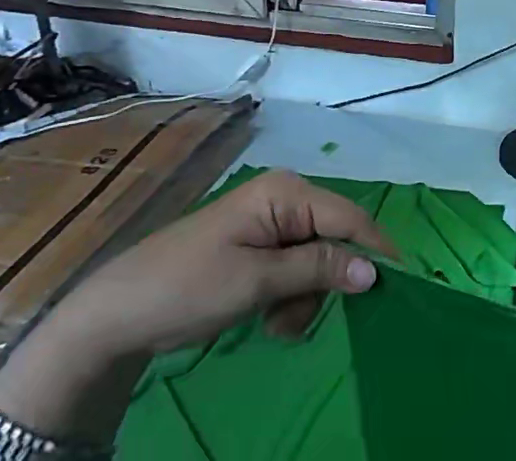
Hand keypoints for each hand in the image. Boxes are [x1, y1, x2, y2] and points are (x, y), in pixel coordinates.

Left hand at [40, 167, 396, 356]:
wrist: (118, 313)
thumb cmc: (187, 286)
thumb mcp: (257, 281)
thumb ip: (317, 269)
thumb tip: (374, 270)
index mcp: (286, 191)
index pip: (348, 215)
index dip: (374, 249)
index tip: (397, 285)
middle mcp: (285, 198)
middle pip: (335, 239)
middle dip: (324, 283)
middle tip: (297, 319)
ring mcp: (272, 222)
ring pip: (319, 261)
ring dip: (305, 297)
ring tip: (274, 325)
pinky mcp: (262, 246)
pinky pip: (298, 269)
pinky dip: (290, 298)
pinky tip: (267, 318)